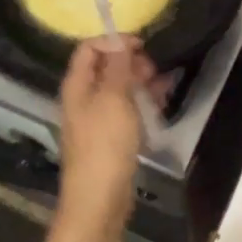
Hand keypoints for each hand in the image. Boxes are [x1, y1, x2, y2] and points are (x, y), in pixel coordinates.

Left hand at [57, 38, 156, 221]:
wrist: (99, 200)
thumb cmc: (105, 144)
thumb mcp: (113, 99)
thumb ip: (118, 68)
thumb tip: (120, 42)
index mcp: (77, 86)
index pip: (88, 49)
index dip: (113, 41)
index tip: (142, 46)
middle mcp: (83, 99)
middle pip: (104, 68)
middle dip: (131, 62)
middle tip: (154, 69)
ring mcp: (96, 120)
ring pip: (119, 90)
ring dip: (141, 83)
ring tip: (164, 85)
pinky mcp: (110, 138)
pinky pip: (126, 111)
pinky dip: (142, 104)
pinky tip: (161, 104)